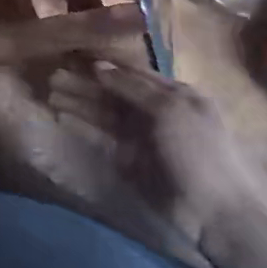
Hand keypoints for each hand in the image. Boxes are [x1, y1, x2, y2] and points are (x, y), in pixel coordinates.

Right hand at [46, 60, 264, 245]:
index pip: (132, 71)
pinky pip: (102, 136)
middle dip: (85, 82)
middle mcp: (157, 110)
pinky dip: (82, 126)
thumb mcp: (170, 111)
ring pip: (105, 112)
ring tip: (50, 93)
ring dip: (79, 102)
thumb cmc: (198, 153)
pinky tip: (62, 117)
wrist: (216, 213)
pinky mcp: (130, 159)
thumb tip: (98, 65)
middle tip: (52, 75)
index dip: (104, 63)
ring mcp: (143, 136)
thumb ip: (132, 87)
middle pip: (115, 91)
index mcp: (176, 94)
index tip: (72, 54)